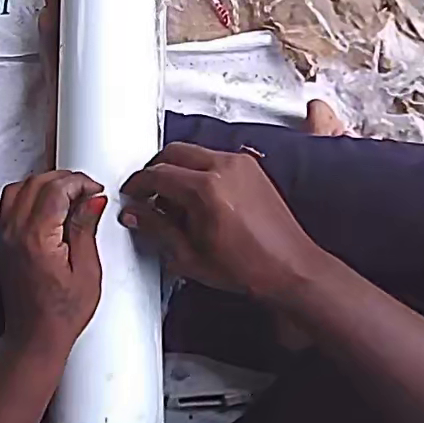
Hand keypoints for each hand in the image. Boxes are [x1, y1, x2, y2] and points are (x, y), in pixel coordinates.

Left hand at [0, 170, 106, 362]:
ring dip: (45, 183)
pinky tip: (48, 205)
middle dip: (64, 179)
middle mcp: (14, 233)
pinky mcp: (1, 241)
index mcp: (36, 238)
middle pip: (36, 182)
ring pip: (19, 188)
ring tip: (69, 194)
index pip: (56, 189)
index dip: (80, 182)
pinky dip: (29, 195)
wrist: (35, 336)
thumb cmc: (60, 314)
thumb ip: (85, 229)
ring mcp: (4, 236)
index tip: (94, 190)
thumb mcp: (87, 271)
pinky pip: (10, 203)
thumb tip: (91, 200)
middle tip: (86, 190)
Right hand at [120, 142, 322, 301]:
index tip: (131, 196)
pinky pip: (212, 158)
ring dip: (175, 170)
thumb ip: (156, 228)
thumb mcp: (189, 255)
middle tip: (145, 195)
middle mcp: (224, 168)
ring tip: (172, 204)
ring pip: (192, 152)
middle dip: (153, 171)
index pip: (157, 174)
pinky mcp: (251, 168)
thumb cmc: (250, 268)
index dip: (137, 185)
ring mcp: (241, 165)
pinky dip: (196, 171)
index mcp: (206, 189)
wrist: (292, 270)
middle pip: (172, 153)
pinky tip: (195, 200)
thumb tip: (135, 214)